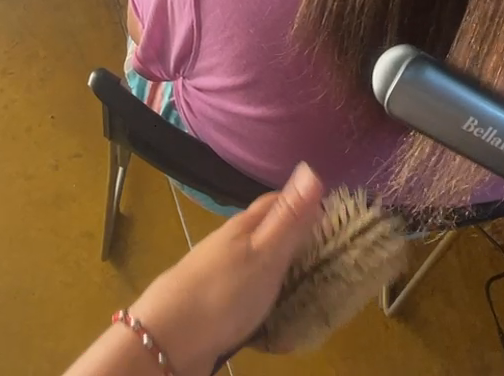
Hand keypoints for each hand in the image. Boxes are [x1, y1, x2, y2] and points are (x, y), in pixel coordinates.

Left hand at [128, 164, 325, 374]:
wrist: (172, 336)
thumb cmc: (224, 290)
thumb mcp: (265, 253)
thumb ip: (289, 217)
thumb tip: (311, 167)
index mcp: (244, 226)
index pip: (275, 202)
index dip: (302, 202)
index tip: (331, 212)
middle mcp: (232, 243)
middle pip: (266, 231)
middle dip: (294, 235)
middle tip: (328, 251)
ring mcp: (221, 272)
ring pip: (257, 261)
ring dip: (281, 267)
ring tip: (309, 282)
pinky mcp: (217, 302)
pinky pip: (249, 292)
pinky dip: (267, 296)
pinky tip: (277, 312)